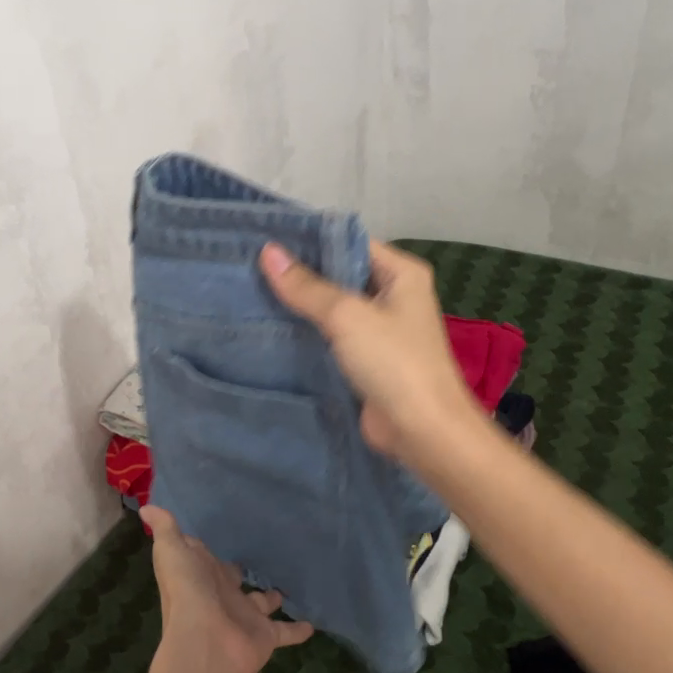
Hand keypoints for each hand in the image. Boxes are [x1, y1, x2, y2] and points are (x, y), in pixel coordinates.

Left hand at [140, 505, 312, 672]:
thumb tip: (147, 507)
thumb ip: (166, 529)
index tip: (217, 533)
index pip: (202, 557)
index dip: (205, 548)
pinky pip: (285, 632)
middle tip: (256, 558)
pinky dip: (298, 630)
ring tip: (284, 587)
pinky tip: (313, 624)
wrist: (205, 643)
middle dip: (237, 572)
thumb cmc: (188, 592)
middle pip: (231, 580)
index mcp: (199, 574)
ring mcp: (243, 616)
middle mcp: (221, 594)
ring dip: (270, 597)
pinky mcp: (264, 635)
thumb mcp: (172, 552)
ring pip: (260, 604)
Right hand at [260, 240, 483, 463]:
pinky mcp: (364, 360)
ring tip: (250, 293)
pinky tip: (269, 328)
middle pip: (339, 275)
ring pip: (331, 309)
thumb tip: (268, 251)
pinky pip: (329, 338)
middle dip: (299, 274)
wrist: (422, 431)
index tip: (265, 240)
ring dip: (299, 306)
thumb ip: (306, 286)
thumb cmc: (394, 362)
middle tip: (249, 267)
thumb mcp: (347, 315)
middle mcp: (392, 296)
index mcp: (401, 273)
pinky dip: (305, 334)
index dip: (310, 241)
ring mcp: (378, 330)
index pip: (349, 243)